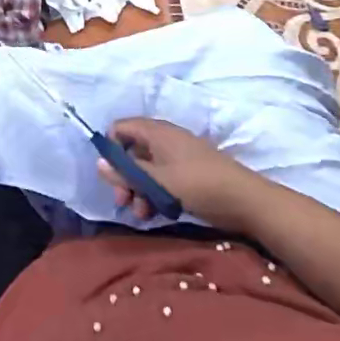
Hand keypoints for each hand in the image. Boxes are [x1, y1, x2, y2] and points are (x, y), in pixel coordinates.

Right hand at [95, 118, 276, 231]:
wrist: (241, 199)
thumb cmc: (197, 184)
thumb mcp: (156, 181)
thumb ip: (126, 172)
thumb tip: (98, 162)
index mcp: (157, 132)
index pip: (123, 127)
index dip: (111, 146)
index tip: (108, 172)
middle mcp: (165, 139)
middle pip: (132, 151)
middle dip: (124, 176)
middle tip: (123, 200)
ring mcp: (177, 156)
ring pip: (146, 169)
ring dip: (138, 190)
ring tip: (141, 213)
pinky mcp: (186, 174)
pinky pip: (160, 179)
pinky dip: (153, 194)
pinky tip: (154, 213)